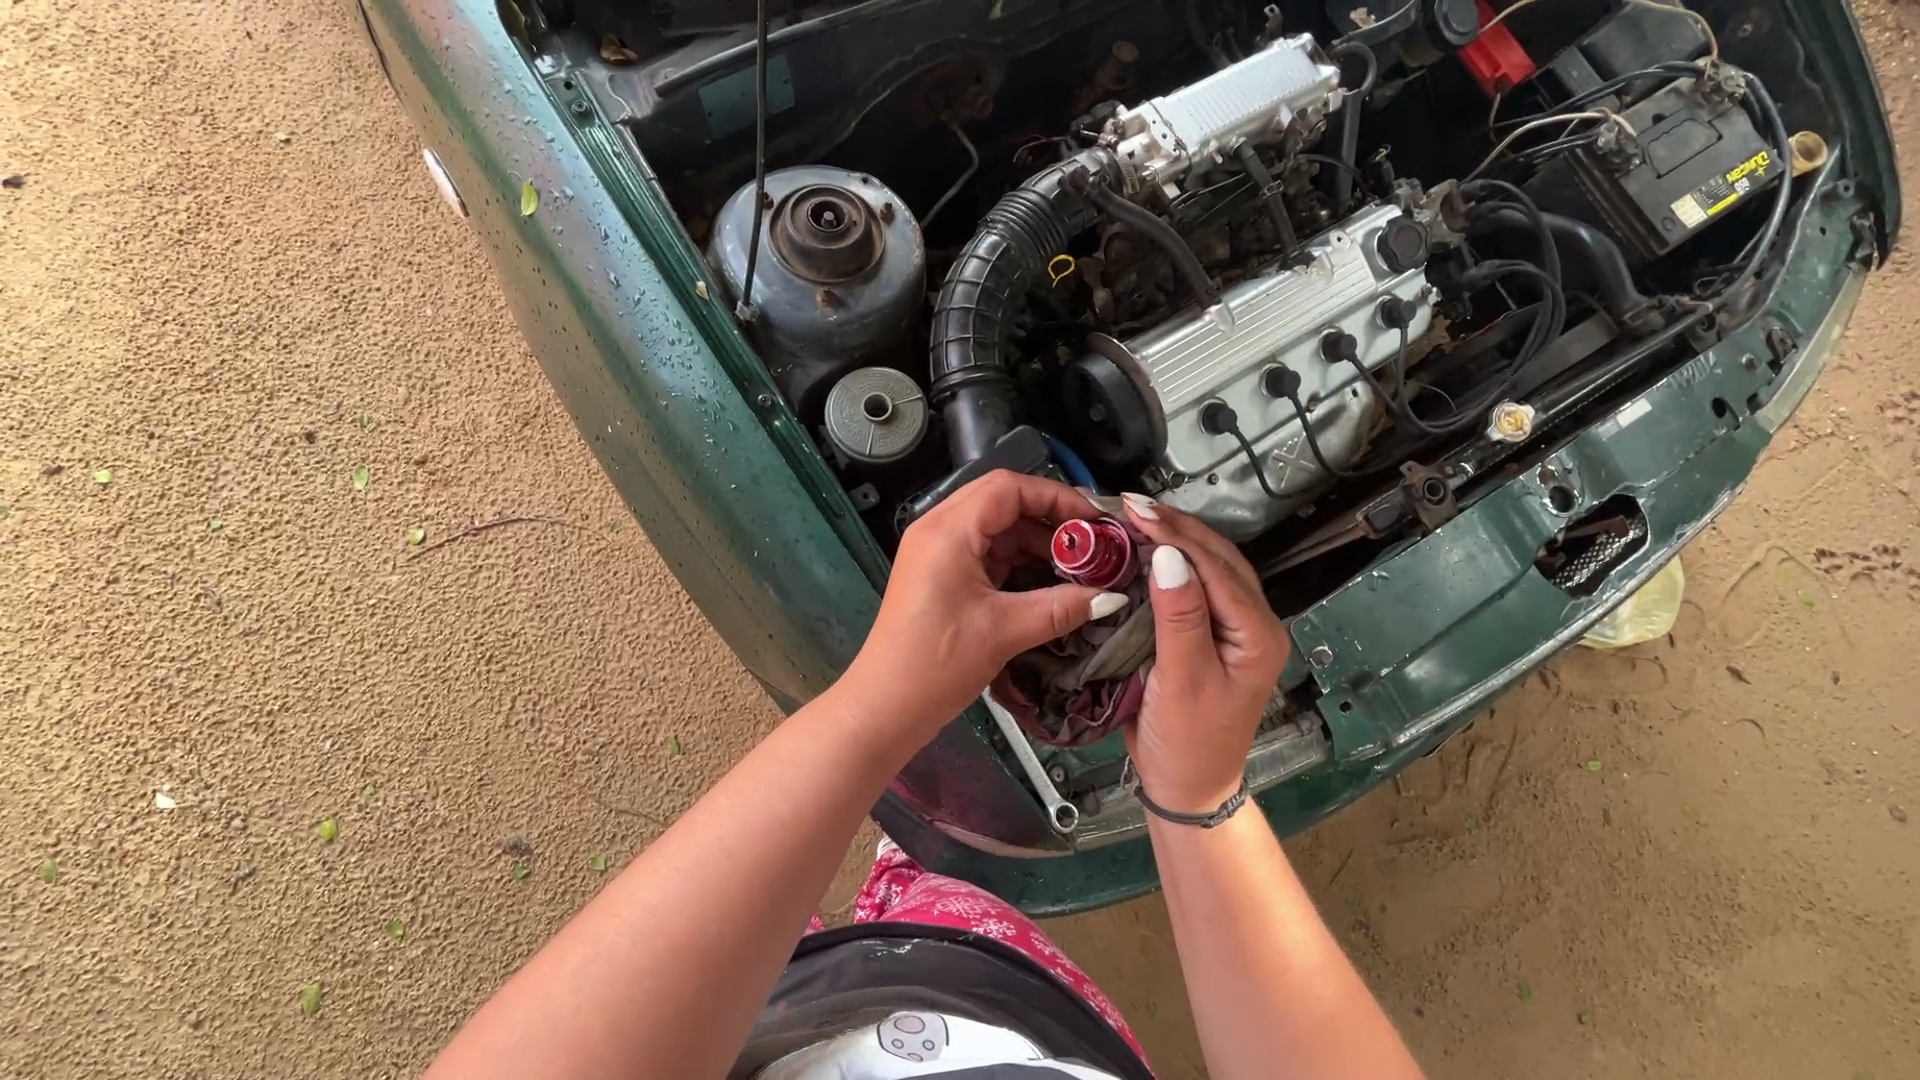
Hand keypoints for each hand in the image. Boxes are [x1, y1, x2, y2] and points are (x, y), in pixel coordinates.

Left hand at [838, 471, 1128, 742]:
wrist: (884, 707)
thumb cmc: (935, 665)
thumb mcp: (1005, 632)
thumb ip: (1062, 608)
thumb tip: (1112, 598)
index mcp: (948, 530)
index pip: (1009, 487)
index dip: (1057, 497)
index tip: (1094, 523)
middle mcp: (938, 530)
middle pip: (1003, 501)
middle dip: (1051, 519)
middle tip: (1091, 543)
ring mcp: (936, 552)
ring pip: (996, 527)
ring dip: (1036, 541)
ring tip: (1078, 566)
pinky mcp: (939, 574)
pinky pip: (985, 551)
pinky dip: (1018, 560)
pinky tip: (1049, 581)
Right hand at [1119, 493, 1290, 813]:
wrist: (1186, 787)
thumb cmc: (1188, 742)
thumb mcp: (1182, 681)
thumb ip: (1179, 618)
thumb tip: (1170, 556)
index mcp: (1258, 634)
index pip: (1216, 569)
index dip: (1175, 534)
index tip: (1133, 509)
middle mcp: (1253, 624)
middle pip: (1217, 559)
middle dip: (1175, 527)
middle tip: (1128, 503)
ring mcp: (1233, 629)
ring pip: (1208, 568)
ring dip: (1173, 539)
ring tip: (1134, 516)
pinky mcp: (1209, 635)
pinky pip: (1193, 589)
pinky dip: (1168, 564)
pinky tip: (1144, 550)